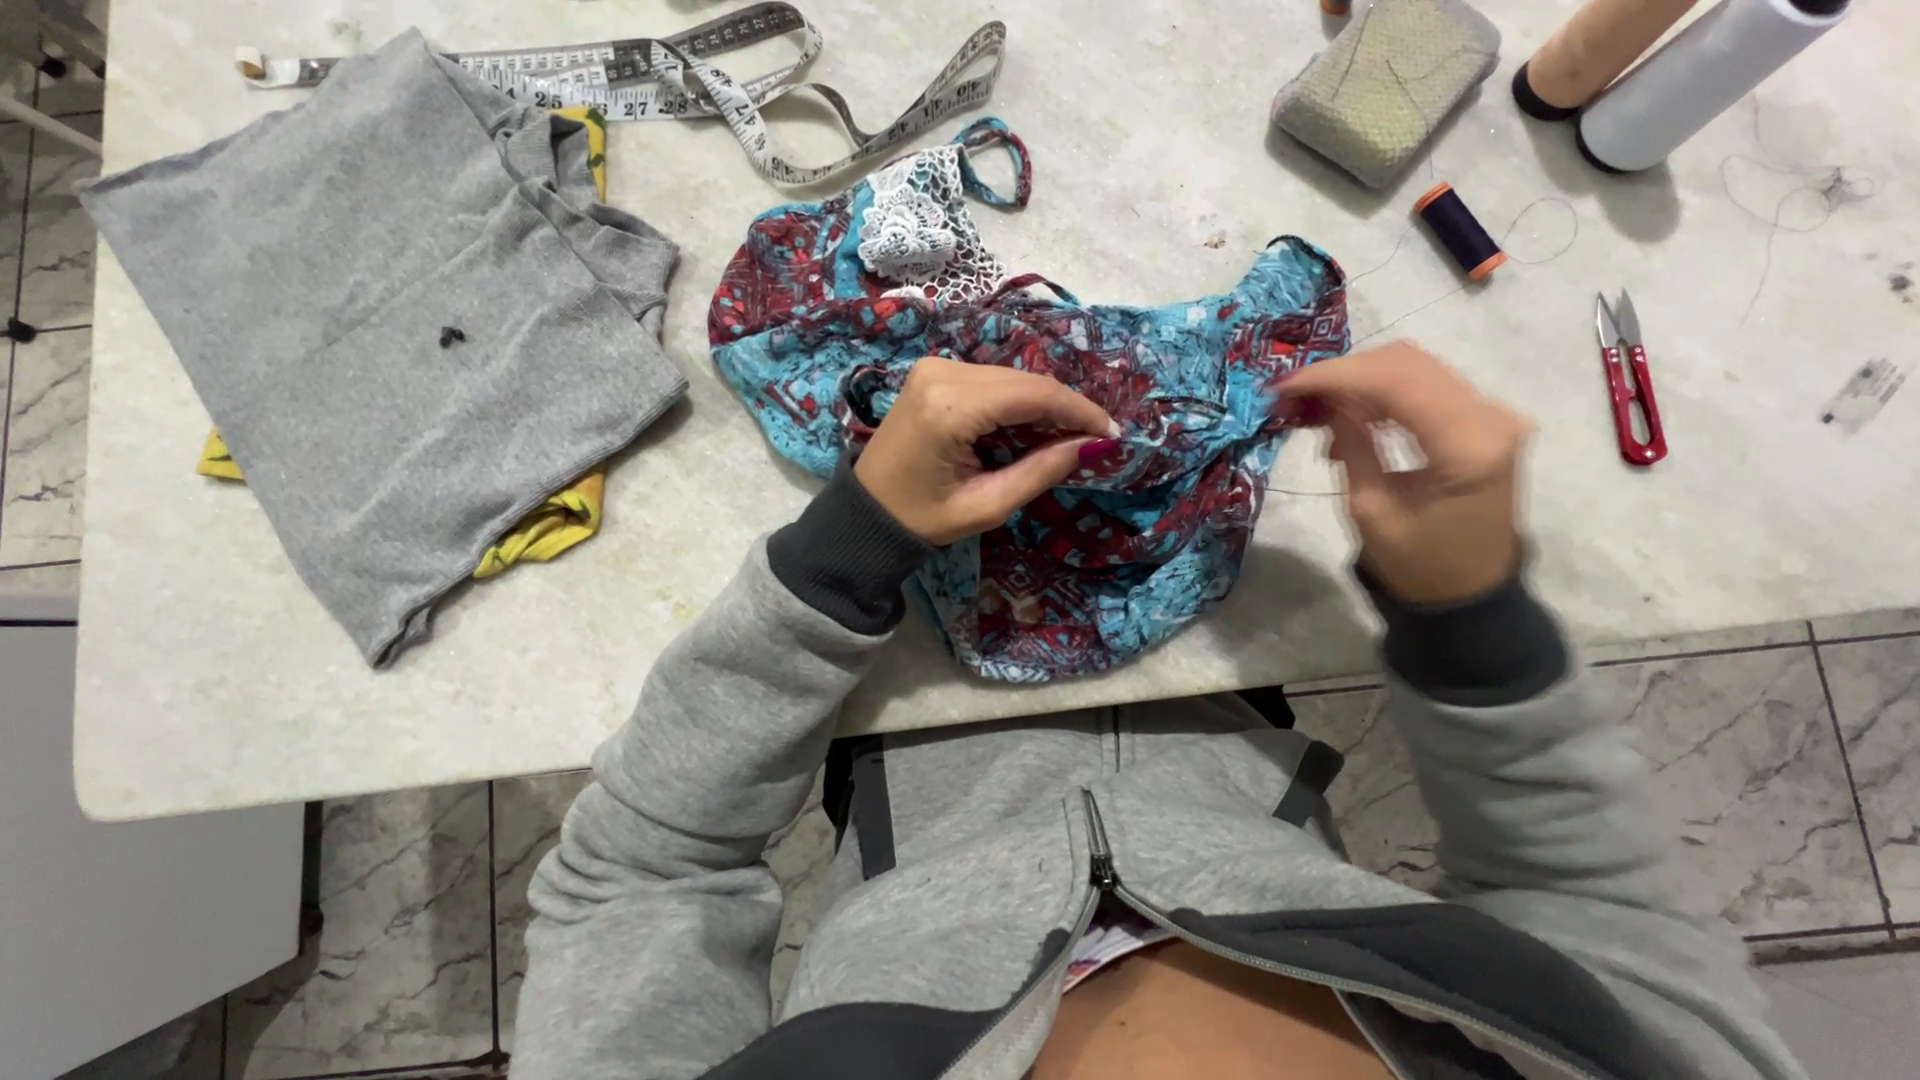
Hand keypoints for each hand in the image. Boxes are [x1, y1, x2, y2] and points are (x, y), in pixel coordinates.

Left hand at [855, 356, 1118, 545]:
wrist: (866, 512)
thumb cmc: (922, 518)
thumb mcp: (986, 506)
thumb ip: (1040, 471)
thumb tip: (1091, 445)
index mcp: (950, 407)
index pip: (1033, 395)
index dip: (1079, 411)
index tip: (1113, 432)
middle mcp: (942, 373)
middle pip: (1025, 381)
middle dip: (1064, 408)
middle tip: (1096, 439)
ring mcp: (935, 368)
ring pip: (1011, 378)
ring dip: (1043, 405)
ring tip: (1069, 438)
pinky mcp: (934, 373)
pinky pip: (992, 380)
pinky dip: (1018, 402)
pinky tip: (1035, 428)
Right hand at [1278, 341, 1530, 603]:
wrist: (1471, 592)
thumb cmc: (1418, 564)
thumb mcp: (1371, 510)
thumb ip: (1352, 444)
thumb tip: (1321, 400)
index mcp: (1466, 444)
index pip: (1394, 381)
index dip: (1333, 376)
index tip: (1282, 387)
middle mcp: (1489, 415)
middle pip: (1404, 362)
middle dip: (1341, 373)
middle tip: (1291, 397)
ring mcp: (1490, 413)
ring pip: (1411, 367)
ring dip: (1356, 380)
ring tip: (1311, 409)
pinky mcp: (1481, 418)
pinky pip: (1422, 385)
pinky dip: (1378, 393)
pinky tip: (1347, 418)